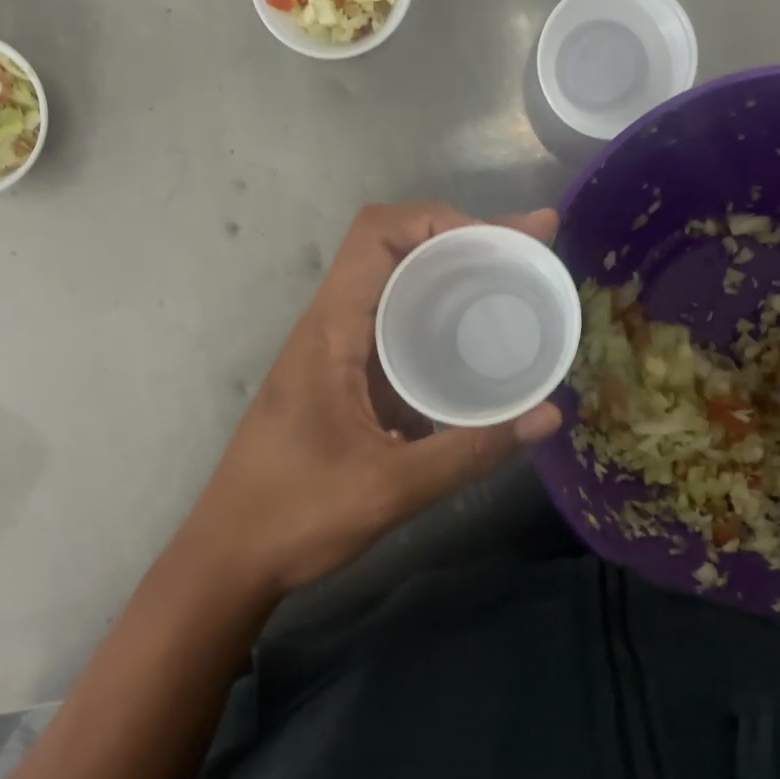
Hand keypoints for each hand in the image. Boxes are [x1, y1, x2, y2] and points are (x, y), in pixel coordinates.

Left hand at [188, 202, 564, 595]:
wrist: (229, 559)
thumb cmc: (295, 516)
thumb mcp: (392, 488)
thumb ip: (472, 451)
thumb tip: (550, 415)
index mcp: (330, 332)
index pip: (378, 234)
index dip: (440, 220)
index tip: (501, 244)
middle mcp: (332, 327)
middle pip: (397, 250)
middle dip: (466, 242)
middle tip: (534, 252)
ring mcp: (337, 354)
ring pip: (398, 289)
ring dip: (455, 279)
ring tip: (520, 287)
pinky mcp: (345, 381)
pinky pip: (397, 331)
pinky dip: (442, 322)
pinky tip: (483, 348)